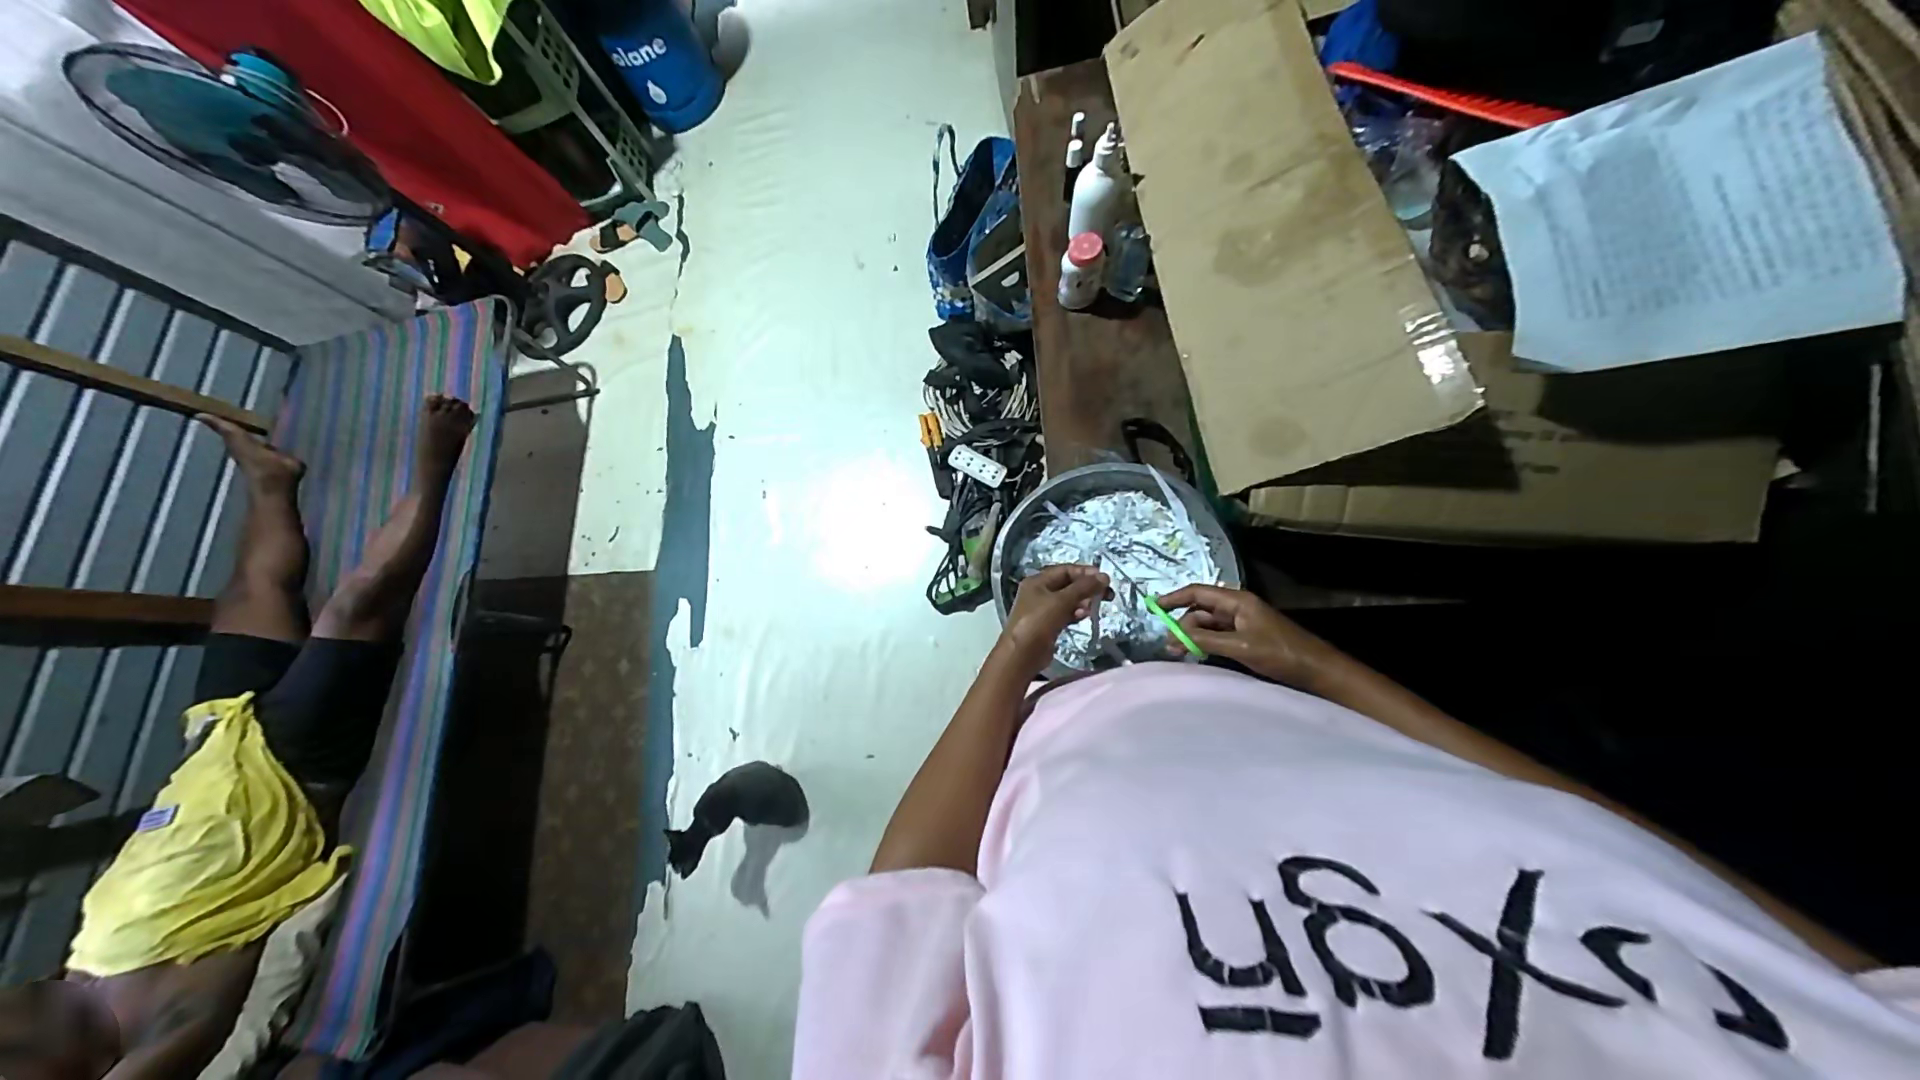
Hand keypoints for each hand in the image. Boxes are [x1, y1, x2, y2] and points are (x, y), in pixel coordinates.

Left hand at [999, 564, 1109, 677]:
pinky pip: (1066, 613)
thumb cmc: (1039, 622)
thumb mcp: (1061, 601)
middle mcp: (1039, 592)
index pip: (1065, 570)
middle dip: (1087, 588)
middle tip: (1106, 594)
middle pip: (1068, 585)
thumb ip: (1083, 587)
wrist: (1022, 655)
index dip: (1085, 572)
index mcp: (1038, 581)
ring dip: (1083, 601)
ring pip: (1068, 600)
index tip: (1105, 578)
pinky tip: (1084, 616)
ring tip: (1094, 607)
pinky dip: (1076, 613)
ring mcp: (1043, 609)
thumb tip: (1104, 576)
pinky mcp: (1048, 624)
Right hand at [1157, 584, 1341, 689]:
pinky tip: (1197, 654)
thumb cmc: (1281, 654)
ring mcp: (1242, 622)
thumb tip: (1174, 635)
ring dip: (1193, 636)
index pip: (1197, 592)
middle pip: (1200, 610)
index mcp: (1237, 601)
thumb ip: (1205, 639)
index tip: (1153, 608)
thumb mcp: (1240, 647)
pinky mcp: (1246, 637)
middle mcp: (1237, 607)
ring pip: (1207, 624)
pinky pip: (1217, 635)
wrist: (1317, 670)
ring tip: (1181, 653)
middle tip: (1171, 646)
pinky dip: (1204, 643)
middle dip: (1182, 625)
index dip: (1173, 598)